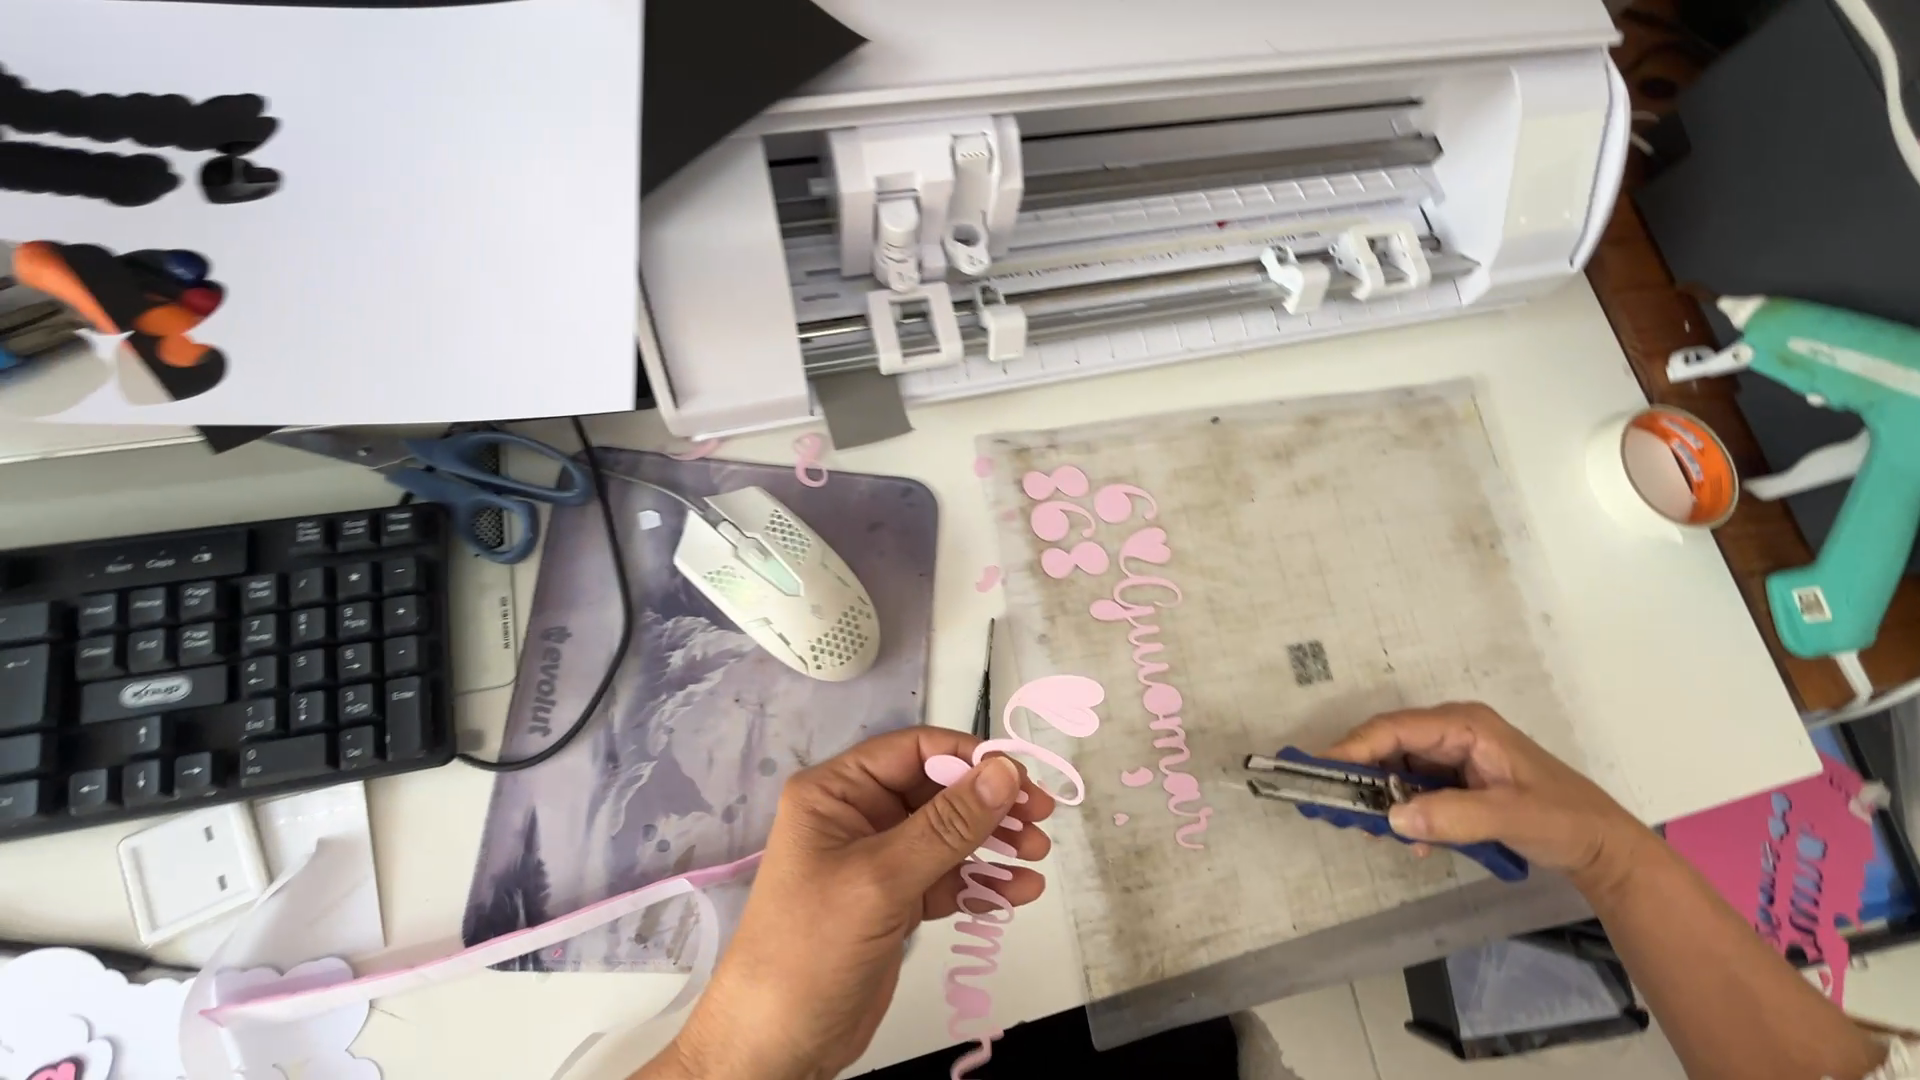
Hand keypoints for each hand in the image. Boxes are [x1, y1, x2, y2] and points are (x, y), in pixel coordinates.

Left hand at [645, 729, 1056, 1079]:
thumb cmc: (811, 948)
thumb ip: (948, 824)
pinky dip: (981, 882)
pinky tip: (1019, 890)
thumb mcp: (882, 879)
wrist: (775, 1048)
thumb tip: (1005, 772)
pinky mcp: (895, 899)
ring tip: (1037, 854)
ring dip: (993, 842)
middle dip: (989, 804)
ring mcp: (878, 858)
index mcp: (838, 791)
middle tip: (1040, 818)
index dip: (969, 757)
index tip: (1020, 777)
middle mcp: (859, 815)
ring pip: (948, 835)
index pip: (913, 750)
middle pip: (937, 791)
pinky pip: (946, 877)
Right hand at [1324, 703, 1652, 890]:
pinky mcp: (1452, 780)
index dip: (1355, 747)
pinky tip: (1409, 841)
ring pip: (1394, 768)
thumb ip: (1452, 816)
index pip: (1394, 728)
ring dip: (1379, 798)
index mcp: (1463, 724)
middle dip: (1360, 775)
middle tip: (1335, 805)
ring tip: (1367, 829)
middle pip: (1387, 745)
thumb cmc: (1565, 821)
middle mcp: (1450, 732)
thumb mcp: (1511, 817)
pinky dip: (1402, 812)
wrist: (1606, 850)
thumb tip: (1389, 817)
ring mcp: (1450, 756)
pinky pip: (1411, 789)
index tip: (1322, 770)